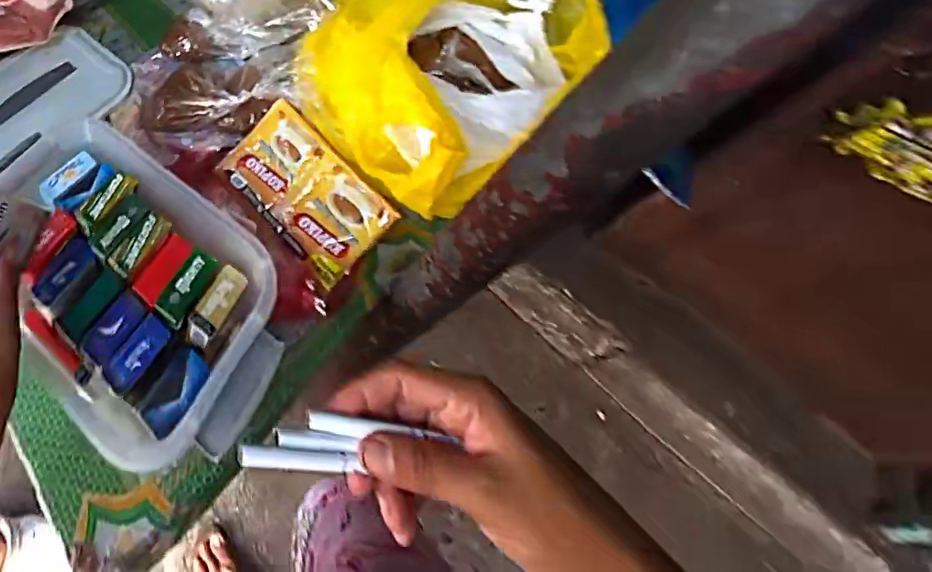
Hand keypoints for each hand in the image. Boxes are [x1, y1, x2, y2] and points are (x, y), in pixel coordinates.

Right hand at [326, 361, 666, 570]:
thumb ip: (421, 464)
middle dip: (372, 445)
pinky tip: (407, 523)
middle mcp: (463, 407)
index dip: (359, 394)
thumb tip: (364, 446)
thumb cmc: (550, 517)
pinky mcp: (472, 464)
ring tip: (391, 521)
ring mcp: (467, 436)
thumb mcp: (482, 490)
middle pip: (399, 410)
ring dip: (391, 478)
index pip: (400, 378)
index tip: (324, 424)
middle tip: (353, 485)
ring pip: (407, 443)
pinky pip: (424, 466)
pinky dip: (409, 492)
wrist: (607, 560)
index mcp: (468, 397)